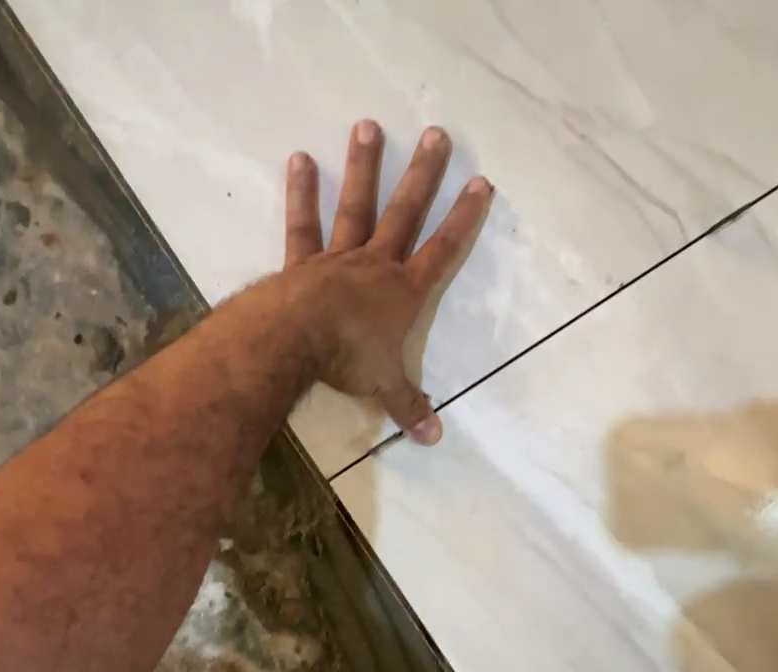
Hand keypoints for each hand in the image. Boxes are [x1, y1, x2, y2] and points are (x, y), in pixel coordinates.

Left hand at [276, 120, 492, 445]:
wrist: (296, 342)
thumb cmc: (349, 360)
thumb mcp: (385, 387)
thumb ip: (409, 407)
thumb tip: (433, 439)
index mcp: (403, 292)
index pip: (443, 251)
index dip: (464, 219)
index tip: (481, 183)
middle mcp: (375, 265)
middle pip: (406, 214)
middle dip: (424, 176)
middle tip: (436, 133)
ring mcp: (338, 258)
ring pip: (356, 207)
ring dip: (364, 168)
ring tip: (367, 126)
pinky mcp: (302, 262)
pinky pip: (302, 225)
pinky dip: (301, 194)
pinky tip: (299, 159)